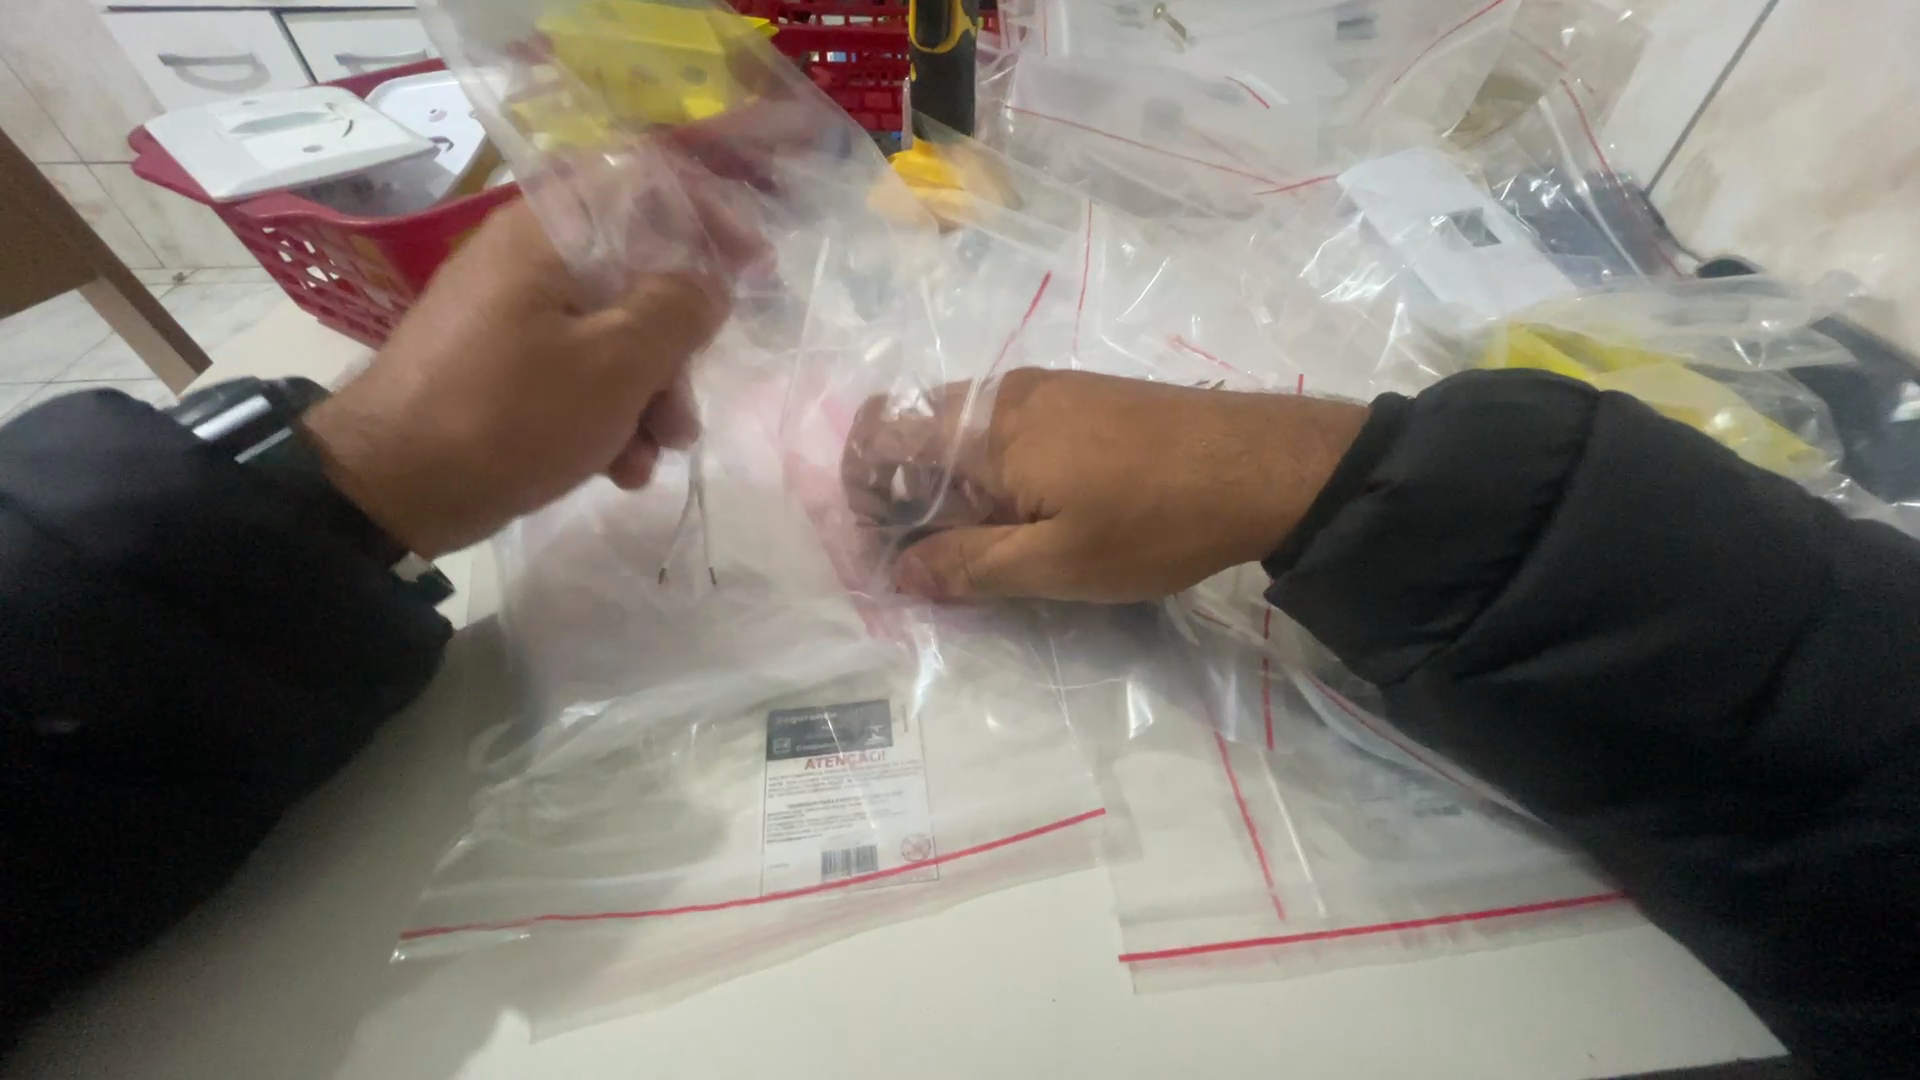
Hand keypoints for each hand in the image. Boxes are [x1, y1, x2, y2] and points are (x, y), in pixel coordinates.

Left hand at [302, 196, 738, 557]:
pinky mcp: (516, 369)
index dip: (708, 217)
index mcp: (550, 236)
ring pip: (622, 338)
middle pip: (641, 279)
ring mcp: (523, 319)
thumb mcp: (615, 365)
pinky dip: (616, 419)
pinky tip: (621, 468)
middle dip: (680, 350)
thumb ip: (678, 311)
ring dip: (655, 400)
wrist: (395, 491)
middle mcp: (536, 265)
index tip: (754, 268)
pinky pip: (588, 376)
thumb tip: (711, 285)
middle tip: (689, 406)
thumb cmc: (511, 416)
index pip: (643, 185)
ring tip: (656, 453)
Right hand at [843, 370, 1368, 602]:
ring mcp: (1046, 386)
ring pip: (963, 427)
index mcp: (985, 428)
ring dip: (950, 481)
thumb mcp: (1056, 564)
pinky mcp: (1080, 394)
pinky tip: (1028, 506)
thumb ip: (967, 566)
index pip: (881, 436)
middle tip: (931, 553)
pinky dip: (991, 465)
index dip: (862, 491)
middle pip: (916, 427)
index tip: (881, 546)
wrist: (1265, 465)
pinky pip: (1006, 424)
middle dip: (903, 491)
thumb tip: (898, 573)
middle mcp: (1004, 392)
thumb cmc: (1155, 522)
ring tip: (982, 538)